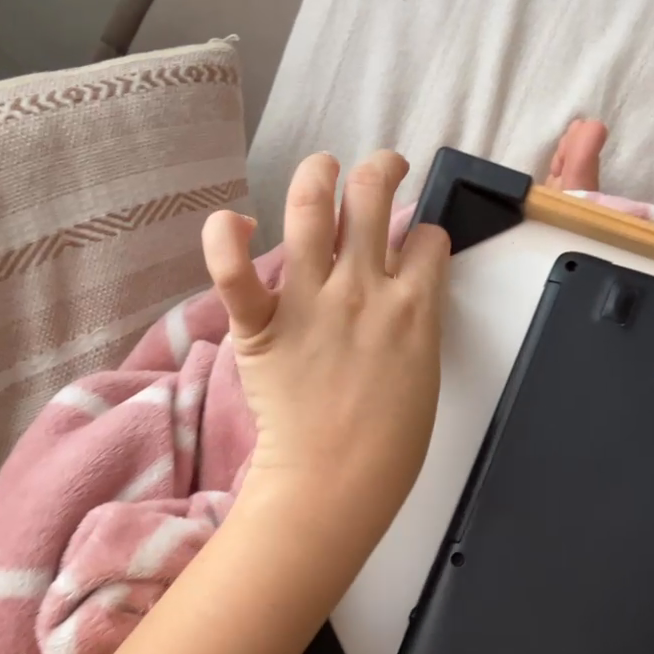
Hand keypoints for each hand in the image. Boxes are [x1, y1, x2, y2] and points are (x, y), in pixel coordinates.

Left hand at [201, 150, 450, 545]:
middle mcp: (365, 290)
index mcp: (415, 309)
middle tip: (382, 170)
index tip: (419, 249)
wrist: (338, 484)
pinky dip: (225, 238)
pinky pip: (232, 268)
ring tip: (324, 169)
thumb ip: (417, 330)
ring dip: (318, 174)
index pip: (428, 242)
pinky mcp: (262, 325)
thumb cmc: (390, 448)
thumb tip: (407, 302)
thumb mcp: (425, 379)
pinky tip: (234, 223)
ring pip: (312, 206)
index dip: (427, 238)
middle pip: (373, 198)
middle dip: (381, 169)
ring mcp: (311, 302)